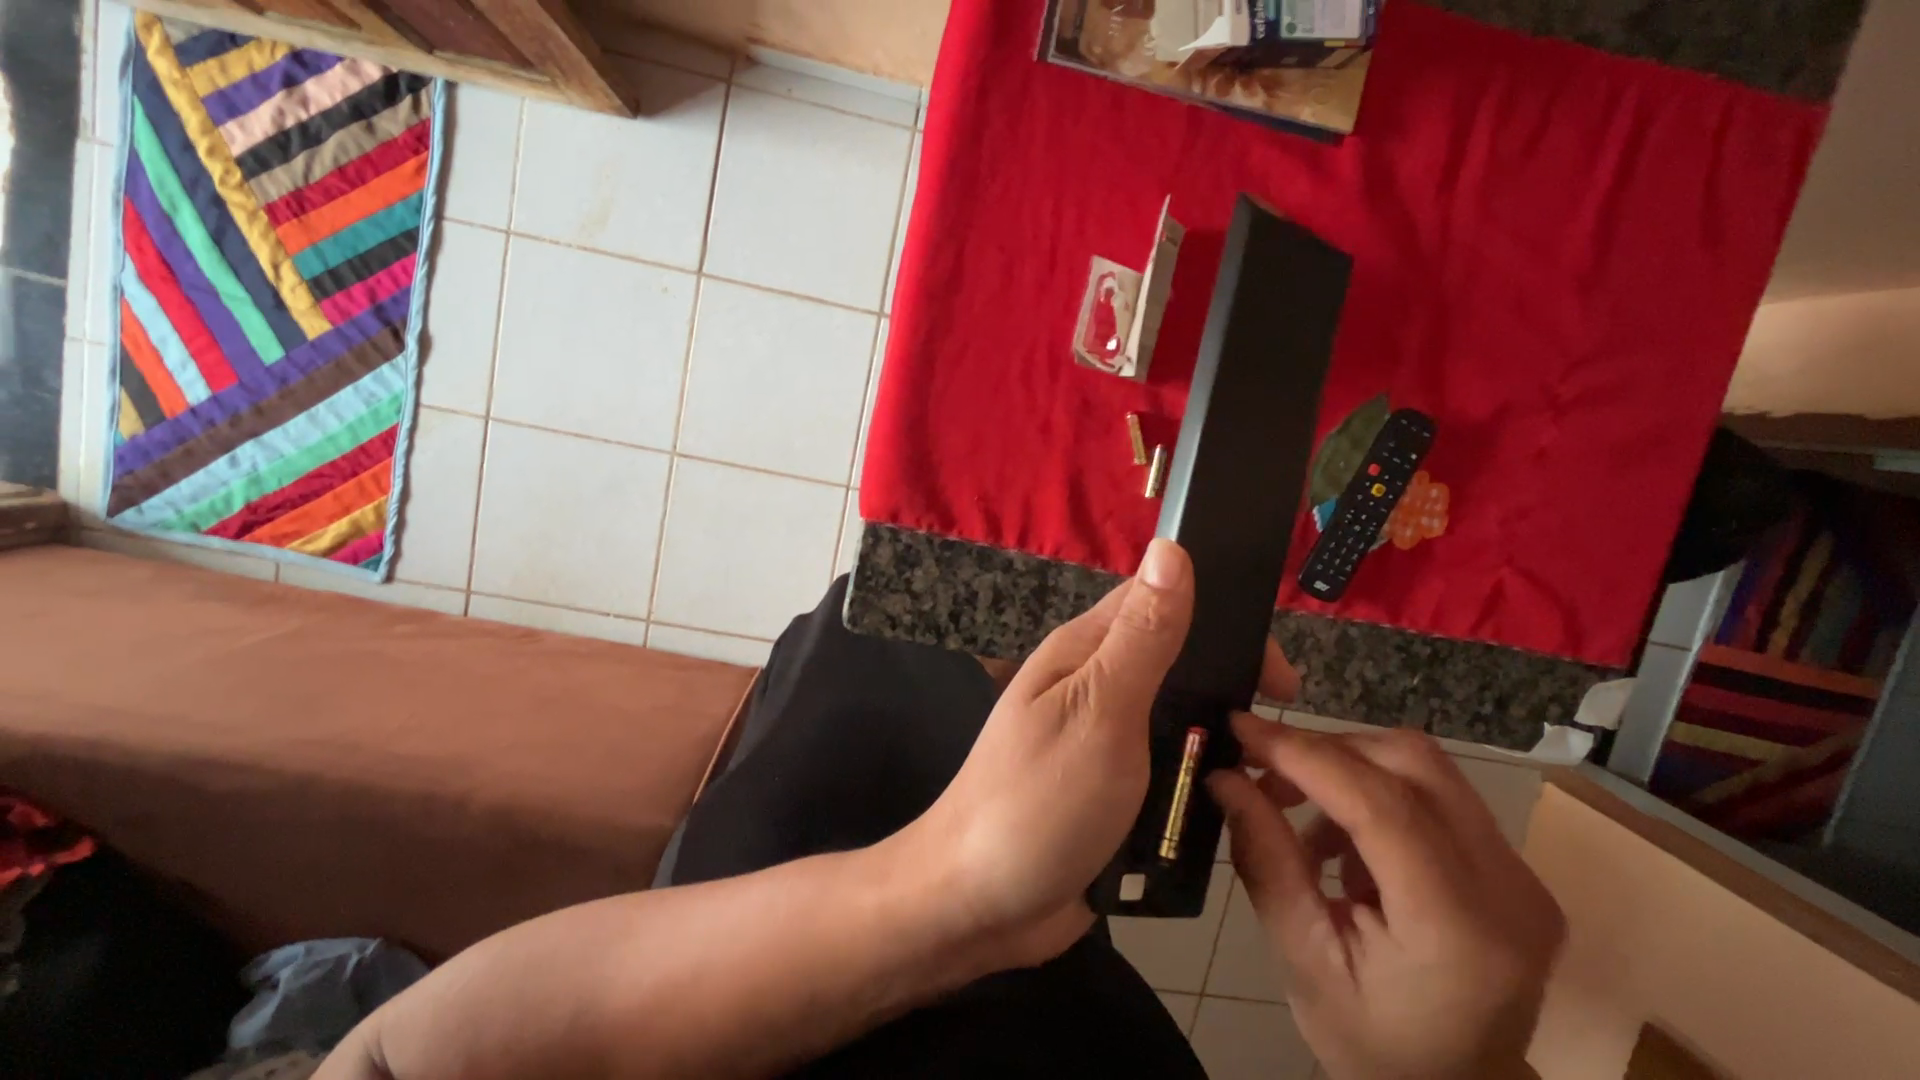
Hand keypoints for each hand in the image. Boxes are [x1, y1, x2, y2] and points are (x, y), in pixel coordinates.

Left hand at [892, 539, 1299, 970]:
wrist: (977, 906)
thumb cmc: (1039, 802)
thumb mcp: (1099, 711)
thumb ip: (1140, 637)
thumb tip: (1170, 548)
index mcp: (1083, 653)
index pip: (1158, 601)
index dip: (1221, 619)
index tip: (1278, 673)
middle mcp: (1092, 688)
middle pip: (1175, 664)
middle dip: (1228, 688)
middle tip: (1279, 734)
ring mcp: (1100, 743)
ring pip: (1175, 721)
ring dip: (1219, 740)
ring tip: (1269, 776)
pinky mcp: (1109, 792)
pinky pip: (1165, 771)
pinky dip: (1198, 781)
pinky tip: (1232, 804)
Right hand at [1209, 721, 1565, 1079]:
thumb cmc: (1368, 1047)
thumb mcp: (1302, 962)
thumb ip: (1266, 861)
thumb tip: (1224, 777)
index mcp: (1456, 929)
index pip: (1380, 805)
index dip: (1303, 754)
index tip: (1239, 727)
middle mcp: (1508, 889)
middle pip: (1414, 766)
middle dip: (1325, 750)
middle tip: (1260, 767)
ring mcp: (1523, 877)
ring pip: (1429, 769)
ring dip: (1350, 766)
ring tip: (1295, 806)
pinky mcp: (1516, 871)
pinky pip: (1439, 796)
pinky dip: (1377, 792)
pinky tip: (1342, 838)